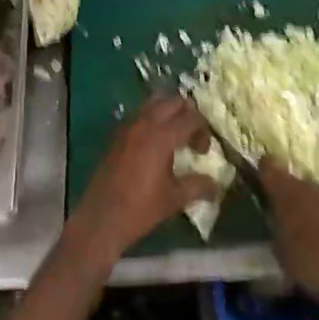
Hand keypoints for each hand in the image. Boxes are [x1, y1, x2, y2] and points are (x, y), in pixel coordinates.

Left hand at [67, 96, 218, 260]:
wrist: (102, 218)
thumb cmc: (141, 208)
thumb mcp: (175, 198)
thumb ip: (198, 186)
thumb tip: (216, 184)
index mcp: (162, 136)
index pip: (191, 118)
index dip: (203, 131)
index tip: (202, 152)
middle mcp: (145, 123)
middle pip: (173, 102)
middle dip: (188, 114)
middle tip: (192, 136)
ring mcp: (129, 126)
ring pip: (154, 103)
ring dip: (169, 113)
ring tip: (175, 135)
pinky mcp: (118, 134)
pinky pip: (140, 114)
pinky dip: (153, 119)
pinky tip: (156, 143)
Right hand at [259, 158, 318, 302]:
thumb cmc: (314, 261)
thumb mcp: (281, 256)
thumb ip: (273, 239)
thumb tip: (268, 236)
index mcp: (286, 191)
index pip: (269, 168)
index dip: (262, 172)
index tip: (256, 178)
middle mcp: (311, 187)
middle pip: (295, 185)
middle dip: (287, 199)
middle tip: (279, 219)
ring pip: (316, 201)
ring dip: (310, 214)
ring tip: (304, 238)